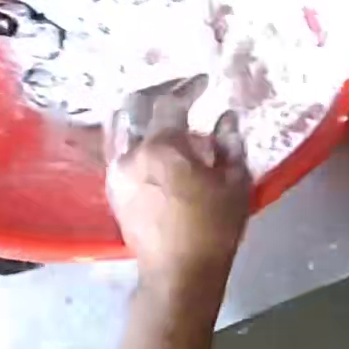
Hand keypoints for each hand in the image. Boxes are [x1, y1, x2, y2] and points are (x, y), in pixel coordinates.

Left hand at [106, 76, 251, 293]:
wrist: (179, 268)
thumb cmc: (216, 224)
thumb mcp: (236, 181)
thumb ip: (229, 143)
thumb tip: (225, 118)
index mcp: (163, 148)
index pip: (171, 103)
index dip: (189, 87)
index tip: (206, 81)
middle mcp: (130, 152)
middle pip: (135, 106)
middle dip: (161, 91)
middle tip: (185, 88)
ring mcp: (115, 169)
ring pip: (120, 124)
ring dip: (143, 110)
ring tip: (168, 110)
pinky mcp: (111, 185)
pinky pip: (119, 145)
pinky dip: (136, 131)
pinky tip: (156, 138)